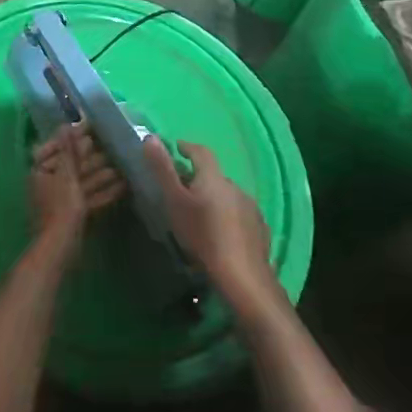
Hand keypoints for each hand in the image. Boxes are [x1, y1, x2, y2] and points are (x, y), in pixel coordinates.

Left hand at [29, 123, 125, 247]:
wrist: (60, 248)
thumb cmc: (61, 208)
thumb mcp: (66, 176)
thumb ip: (69, 151)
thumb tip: (67, 126)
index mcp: (41, 169)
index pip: (57, 145)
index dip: (73, 136)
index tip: (92, 126)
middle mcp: (50, 181)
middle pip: (73, 164)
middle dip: (92, 156)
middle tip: (114, 143)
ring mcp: (63, 198)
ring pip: (84, 181)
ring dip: (102, 173)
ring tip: (123, 164)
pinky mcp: (75, 213)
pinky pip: (90, 197)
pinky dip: (105, 192)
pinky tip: (124, 186)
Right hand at [144, 137, 277, 305]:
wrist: (241, 275)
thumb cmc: (201, 234)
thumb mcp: (174, 200)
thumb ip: (163, 169)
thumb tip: (151, 137)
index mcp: (213, 178)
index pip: (201, 152)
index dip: (187, 147)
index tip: (176, 148)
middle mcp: (235, 187)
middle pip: (214, 175)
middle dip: (198, 177)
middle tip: (181, 189)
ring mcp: (251, 208)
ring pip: (227, 195)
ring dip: (213, 197)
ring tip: (199, 213)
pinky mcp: (259, 228)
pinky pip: (239, 213)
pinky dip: (227, 215)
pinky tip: (220, 231)